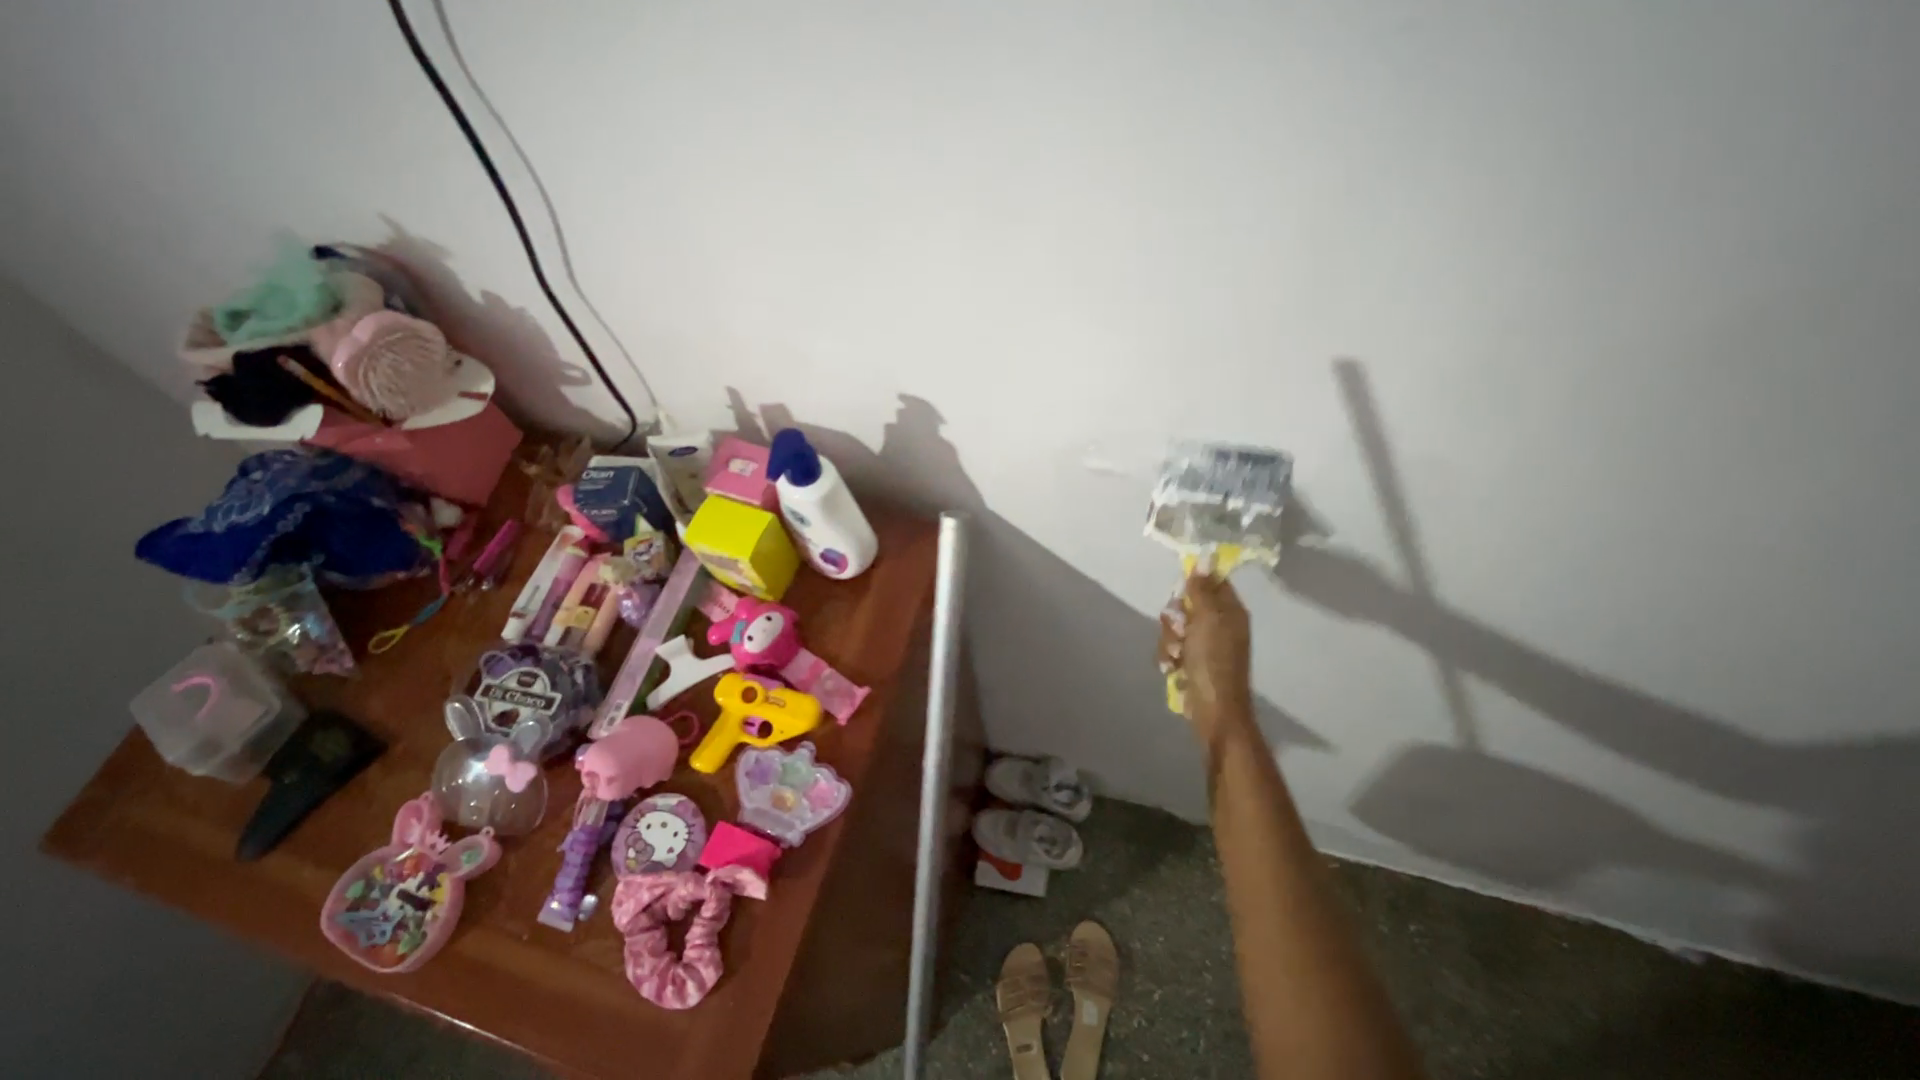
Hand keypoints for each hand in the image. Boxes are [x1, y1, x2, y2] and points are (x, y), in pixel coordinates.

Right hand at [1157, 570, 1252, 740]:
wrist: (1213, 709)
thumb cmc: (1213, 662)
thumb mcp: (1207, 620)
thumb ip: (1203, 589)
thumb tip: (1205, 557)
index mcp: (1230, 611)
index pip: (1211, 582)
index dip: (1192, 585)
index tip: (1182, 595)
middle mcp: (1219, 625)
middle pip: (1187, 604)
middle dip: (1175, 618)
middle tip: (1180, 630)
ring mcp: (1205, 645)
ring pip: (1175, 627)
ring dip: (1169, 640)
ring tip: (1176, 656)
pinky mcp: (1191, 662)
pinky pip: (1171, 648)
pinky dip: (1169, 656)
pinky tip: (1171, 668)